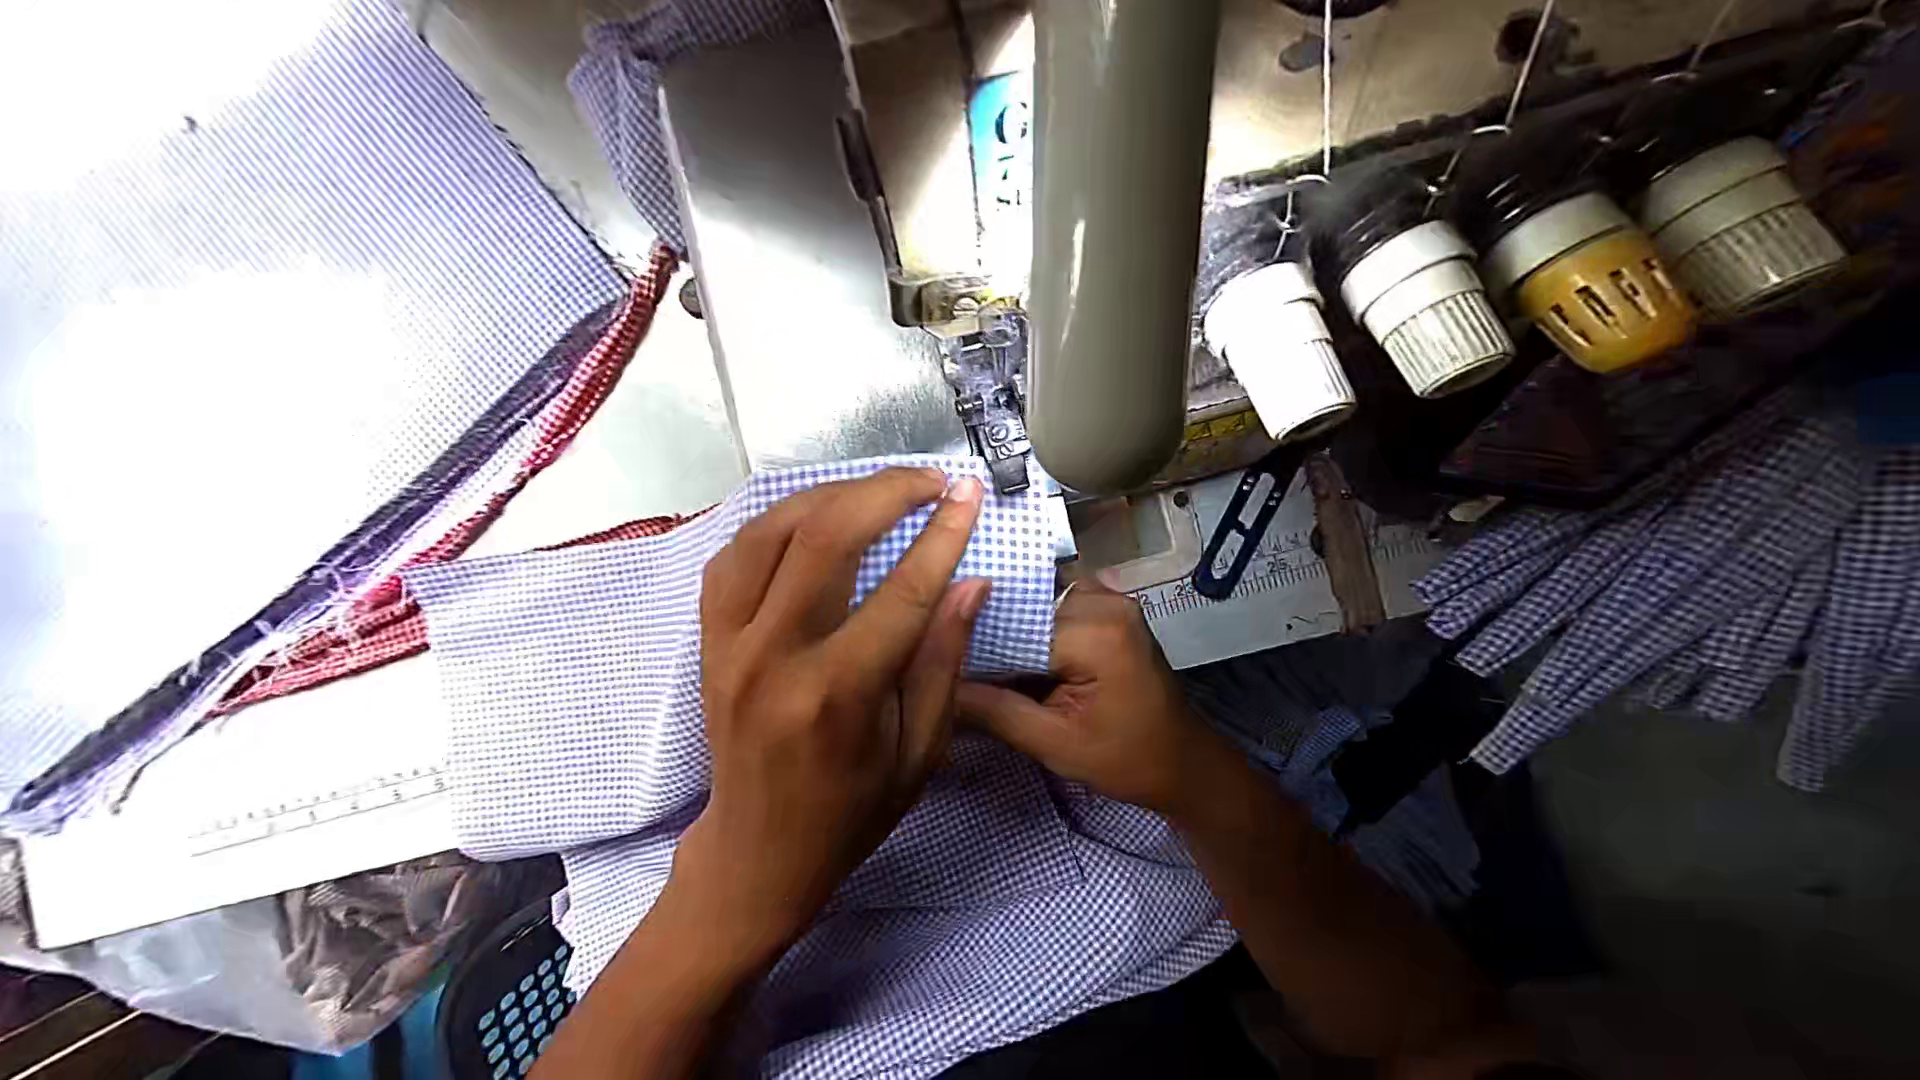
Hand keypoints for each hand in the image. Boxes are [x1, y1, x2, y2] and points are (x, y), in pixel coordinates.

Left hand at [672, 467, 989, 957]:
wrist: (757, 852)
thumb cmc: (851, 812)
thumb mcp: (920, 750)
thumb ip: (944, 659)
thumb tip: (971, 581)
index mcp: (837, 694)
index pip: (901, 590)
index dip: (942, 534)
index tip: (967, 493)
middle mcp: (774, 656)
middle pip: (827, 538)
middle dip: (886, 492)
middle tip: (929, 481)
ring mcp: (729, 642)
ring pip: (771, 530)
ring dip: (830, 494)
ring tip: (877, 489)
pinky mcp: (707, 639)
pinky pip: (734, 554)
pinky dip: (777, 521)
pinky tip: (813, 515)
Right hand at [956, 579, 1236, 819]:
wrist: (1184, 761)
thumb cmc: (1126, 759)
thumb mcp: (1055, 744)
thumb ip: (996, 711)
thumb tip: (938, 685)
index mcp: (1097, 632)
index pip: (1015, 625)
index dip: (976, 646)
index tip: (942, 664)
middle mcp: (1105, 600)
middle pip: (1025, 608)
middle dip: (992, 635)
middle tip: (954, 660)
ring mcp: (1111, 598)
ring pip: (1036, 603)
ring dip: (1011, 629)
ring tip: (982, 657)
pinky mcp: (1110, 605)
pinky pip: (1055, 604)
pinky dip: (1033, 625)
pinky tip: (1014, 649)